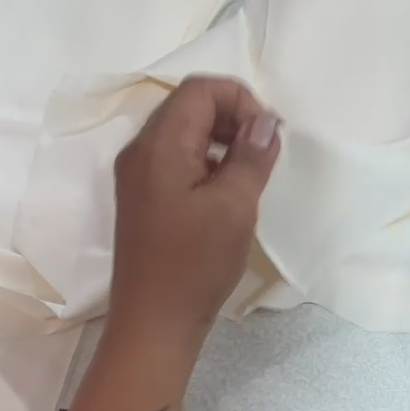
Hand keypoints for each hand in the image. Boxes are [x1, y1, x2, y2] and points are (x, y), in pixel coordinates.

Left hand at [110, 75, 280, 339]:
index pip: (200, 90)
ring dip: (223, 145)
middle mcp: (141, 150)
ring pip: (184, 136)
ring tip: (250, 178)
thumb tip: (266, 122)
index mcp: (160, 144)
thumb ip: (251, 158)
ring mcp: (139, 176)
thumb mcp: (234, 207)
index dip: (241, 100)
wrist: (155, 321)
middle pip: (189, 107)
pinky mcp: (145, 201)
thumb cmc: (196, 264)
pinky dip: (208, 166)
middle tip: (265, 156)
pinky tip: (228, 198)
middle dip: (233, 120)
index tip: (270, 136)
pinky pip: (178, 163)